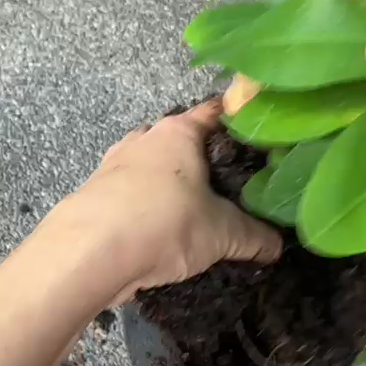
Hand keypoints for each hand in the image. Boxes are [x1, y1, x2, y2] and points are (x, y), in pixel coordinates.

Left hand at [49, 101, 283, 299]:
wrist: (88, 253)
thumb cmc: (164, 223)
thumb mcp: (222, 233)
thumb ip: (254, 236)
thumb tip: (277, 246)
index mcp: (178, 131)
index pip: (214, 112)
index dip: (239, 122)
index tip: (259, 138)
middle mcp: (144, 139)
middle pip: (180, 139)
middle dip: (201, 158)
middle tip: (229, 184)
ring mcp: (114, 164)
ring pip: (151, 166)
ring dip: (169, 184)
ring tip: (193, 210)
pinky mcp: (95, 193)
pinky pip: (130, 192)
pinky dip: (145, 205)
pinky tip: (157, 230)